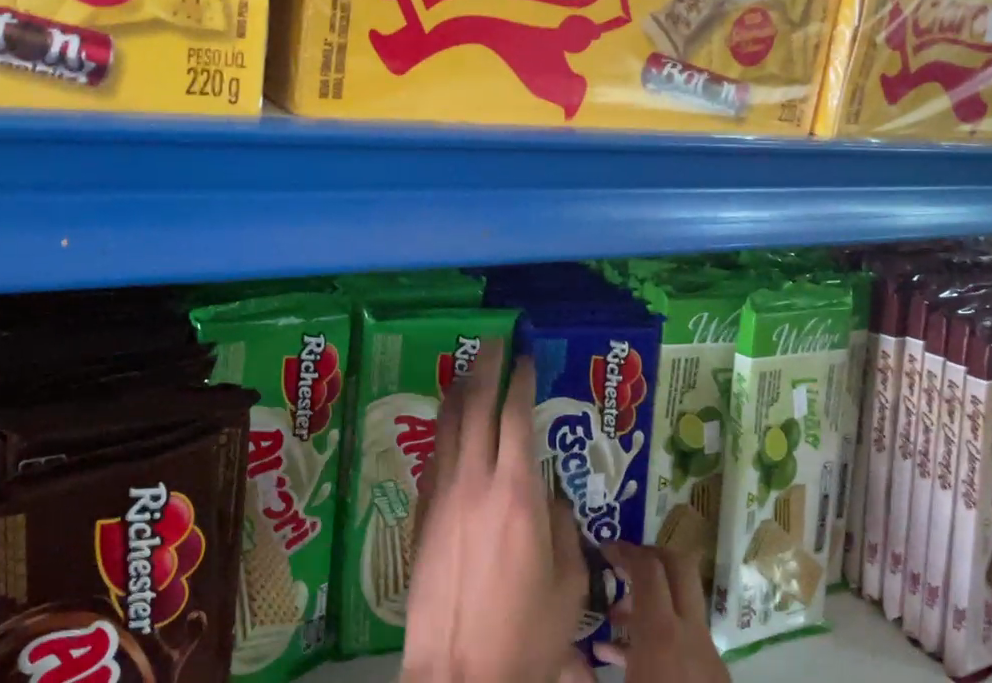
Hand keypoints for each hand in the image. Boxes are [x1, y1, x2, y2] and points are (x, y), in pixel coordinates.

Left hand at [403, 344, 589, 682]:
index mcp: (517, 494)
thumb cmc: (524, 633)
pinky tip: (450, 422)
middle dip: (485, 367)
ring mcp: (443, 494)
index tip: (527, 357)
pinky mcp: (423, 512)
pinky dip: (444, 427)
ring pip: (448, 424)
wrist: (459, 668)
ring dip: (459, 390)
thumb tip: (551, 499)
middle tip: (494, 341)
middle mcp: (475, 481)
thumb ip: (563, 530)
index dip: (521, 380)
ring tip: (469, 367)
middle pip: (476, 406)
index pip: (516, 417)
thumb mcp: (567, 585)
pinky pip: (435, 454)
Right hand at [597, 542, 729, 682]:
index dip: (625, 551)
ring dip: (652, 597)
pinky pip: (686, 636)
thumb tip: (564, 650)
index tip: (603, 550)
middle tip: (621, 564)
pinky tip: (629, 650)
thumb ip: (588, 668)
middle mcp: (690, 634)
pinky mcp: (715, 670)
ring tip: (617, 613)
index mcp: (661, 635)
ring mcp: (707, 651)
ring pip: (683, 602)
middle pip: (679, 567)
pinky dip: (661, 630)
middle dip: (649, 556)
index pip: (649, 569)